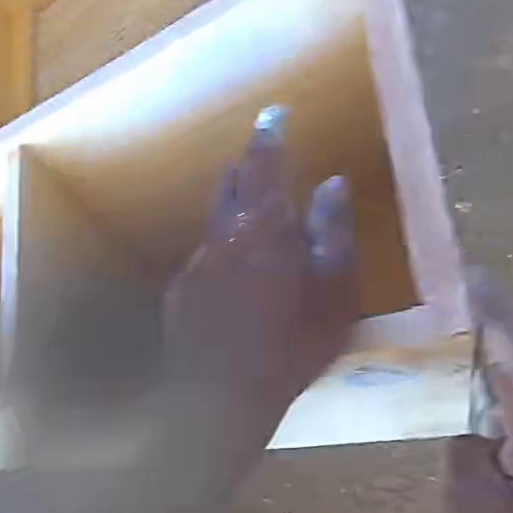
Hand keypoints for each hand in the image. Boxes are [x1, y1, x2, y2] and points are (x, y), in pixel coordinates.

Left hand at [162, 106, 359, 447]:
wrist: (217, 398)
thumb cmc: (291, 351)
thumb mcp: (334, 296)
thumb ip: (332, 235)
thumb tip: (331, 186)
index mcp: (263, 234)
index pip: (264, 170)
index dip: (268, 139)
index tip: (271, 113)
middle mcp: (220, 242)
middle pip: (231, 191)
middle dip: (248, 170)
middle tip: (262, 156)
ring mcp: (193, 268)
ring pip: (216, 228)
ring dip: (236, 215)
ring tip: (256, 217)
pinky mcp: (178, 294)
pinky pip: (205, 261)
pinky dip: (223, 255)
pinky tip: (237, 280)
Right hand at [447, 271, 512, 512]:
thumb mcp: (472, 496)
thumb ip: (465, 447)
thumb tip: (466, 423)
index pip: (510, 350)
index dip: (485, 312)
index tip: (463, 275)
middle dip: (487, 328)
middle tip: (444, 301)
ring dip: (492, 359)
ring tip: (447, 339)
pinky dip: (501, 389)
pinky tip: (470, 391)